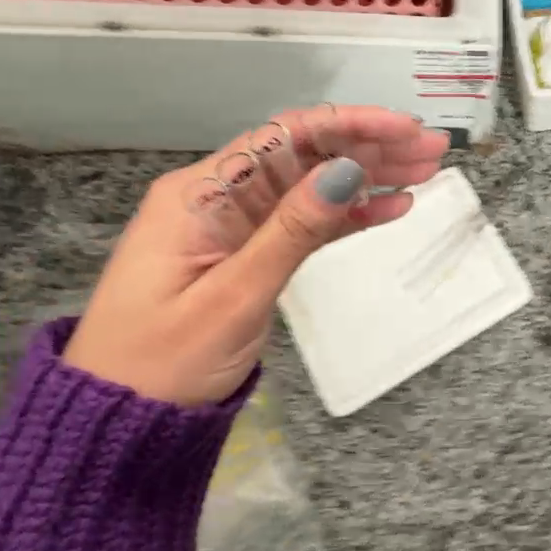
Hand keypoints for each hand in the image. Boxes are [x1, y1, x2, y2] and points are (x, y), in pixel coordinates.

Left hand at [62, 105, 449, 405]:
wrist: (117, 426)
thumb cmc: (163, 361)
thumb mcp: (233, 296)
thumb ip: (292, 229)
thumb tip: (348, 169)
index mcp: (203, 192)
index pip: (286, 136)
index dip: (350, 124)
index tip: (404, 127)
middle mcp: (221, 196)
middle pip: (307, 155)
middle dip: (372, 146)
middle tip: (433, 148)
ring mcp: (237, 225)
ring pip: (315, 185)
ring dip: (371, 175)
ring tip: (428, 170)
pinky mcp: (251, 253)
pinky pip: (309, 222)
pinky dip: (351, 214)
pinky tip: (394, 207)